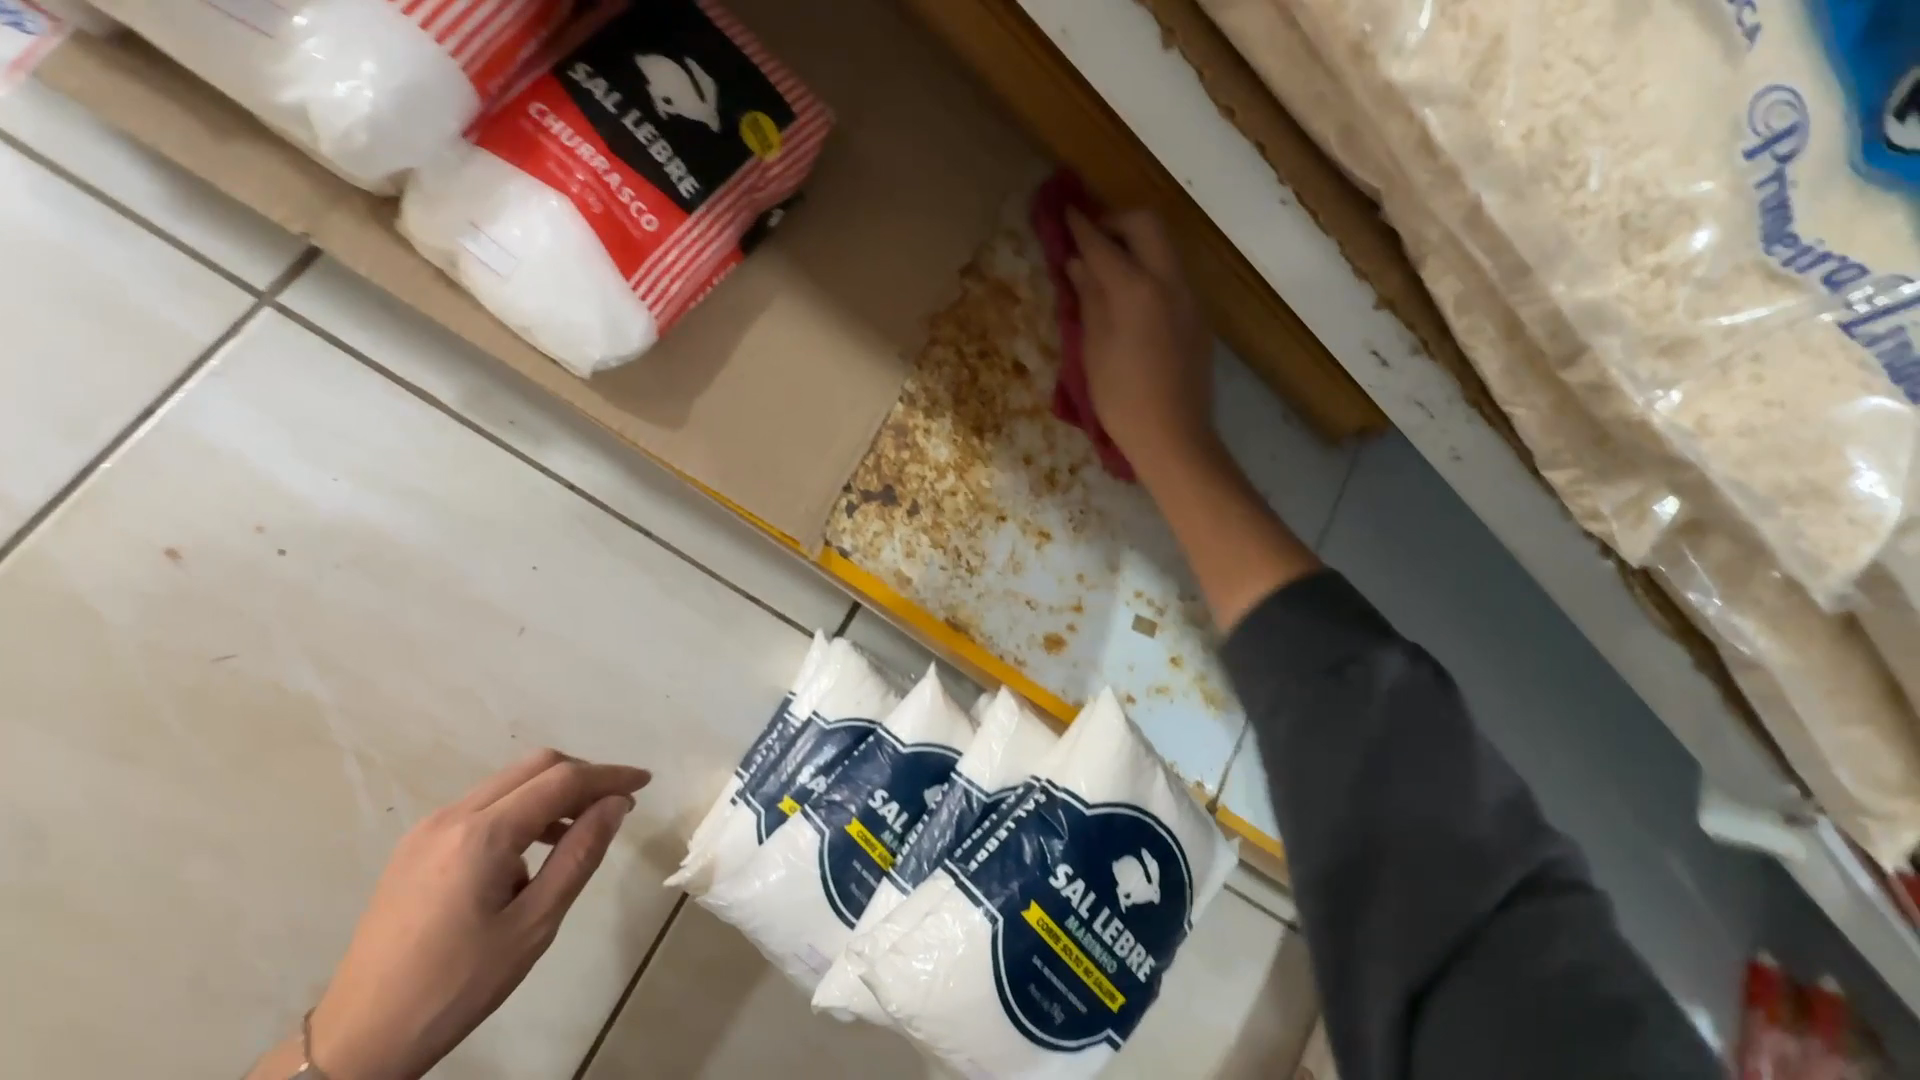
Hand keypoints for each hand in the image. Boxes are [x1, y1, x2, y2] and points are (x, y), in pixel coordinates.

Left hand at [305, 750, 650, 1079]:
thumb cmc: (458, 985)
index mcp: (482, 835)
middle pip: (533, 767)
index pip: (561, 780)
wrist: (363, 1034)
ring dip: (551, 793)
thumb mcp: (534, 924)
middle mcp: (451, 816)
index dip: (609, 776)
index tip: (645, 783)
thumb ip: (579, 855)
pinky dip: (519, 811)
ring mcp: (427, 830)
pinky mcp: (415, 848)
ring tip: (582, 830)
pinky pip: (481, 808)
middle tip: (619, 804)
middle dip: (583, 776)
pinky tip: (532, 852)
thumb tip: (615, 805)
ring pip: (506, 784)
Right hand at [1064, 208, 1216, 466]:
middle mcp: (1169, 282)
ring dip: (1136, 245)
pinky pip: (1173, 277)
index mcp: (1136, 289)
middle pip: (1146, 225)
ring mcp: (1189, 299)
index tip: (1065, 213)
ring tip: (1109, 269)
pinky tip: (1132, 300)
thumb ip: (1088, 299)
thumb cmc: (1121, 399)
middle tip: (1092, 239)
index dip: (1081, 227)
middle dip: (1117, 222)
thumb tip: (1078, 264)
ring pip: (1164, 249)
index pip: (1103, 245)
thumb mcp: (1093, 349)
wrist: (1174, 436)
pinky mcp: (1198, 318)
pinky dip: (1150, 271)